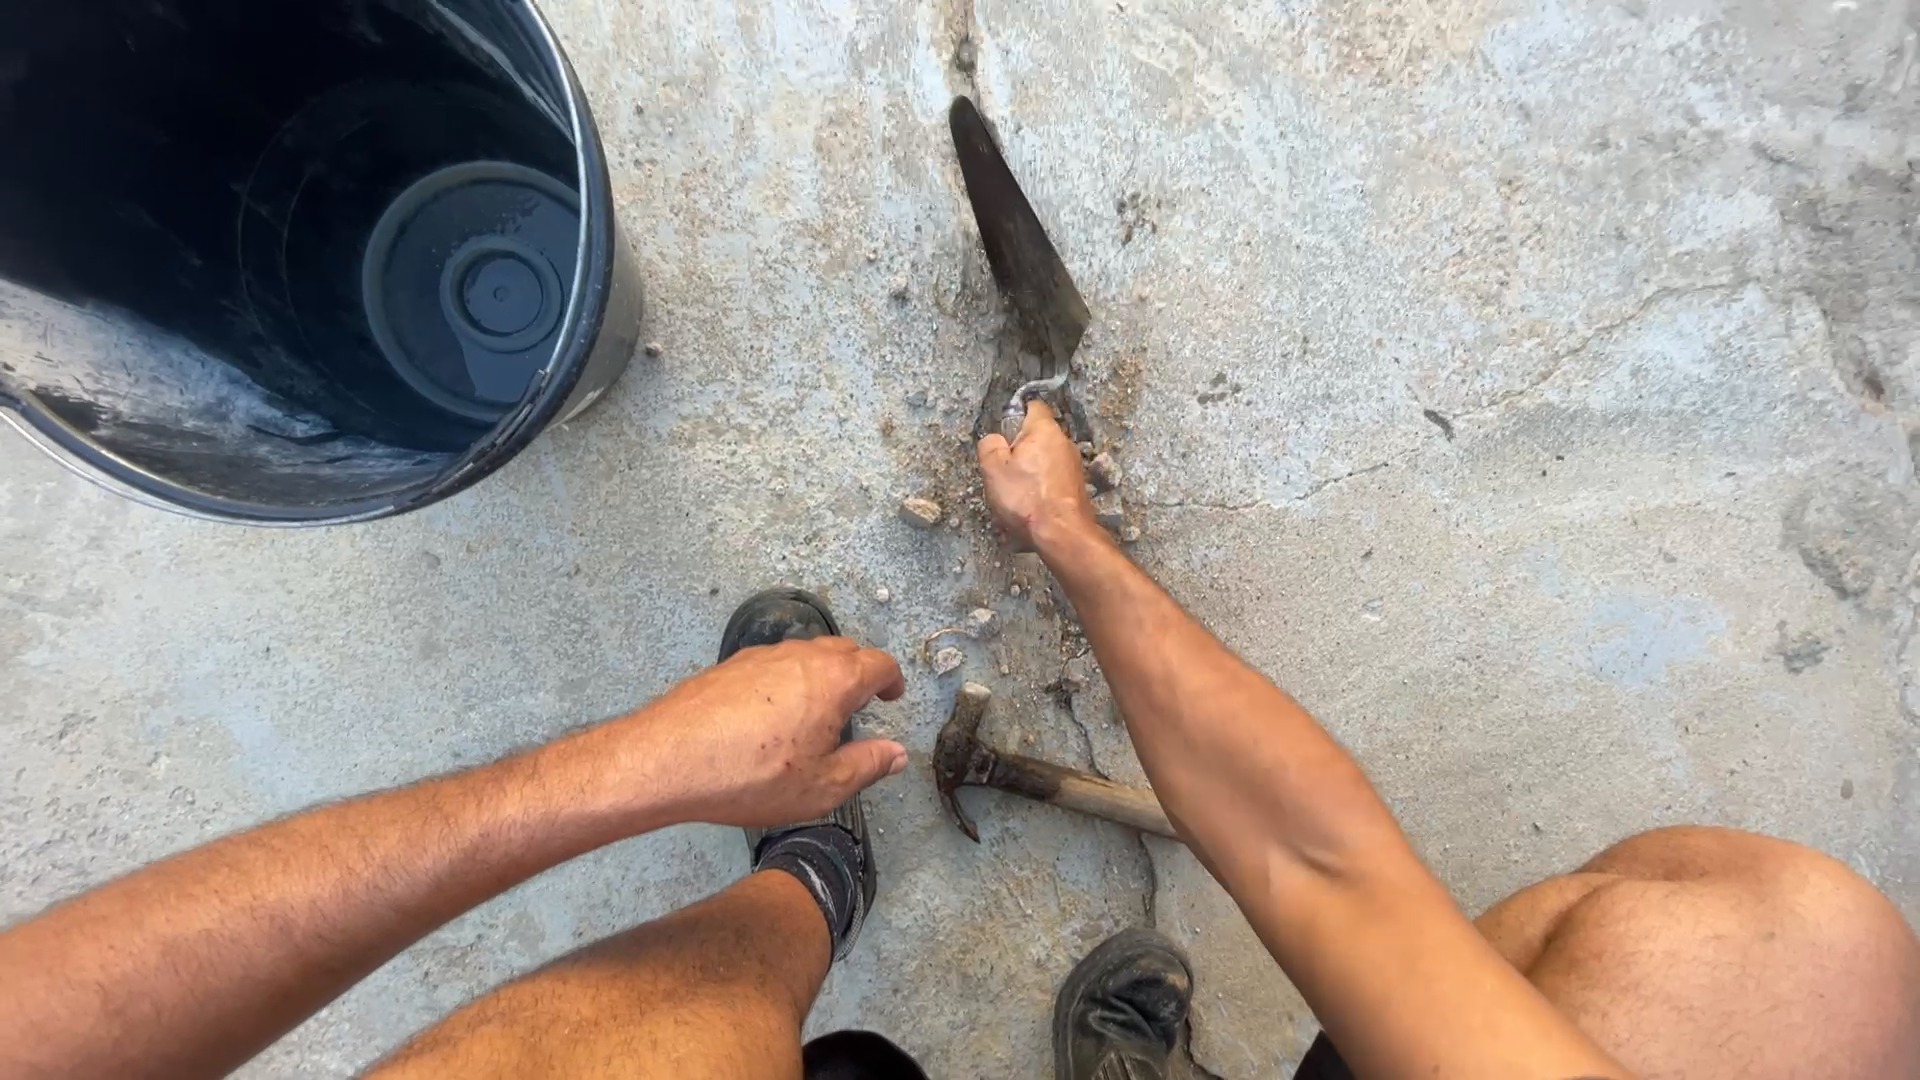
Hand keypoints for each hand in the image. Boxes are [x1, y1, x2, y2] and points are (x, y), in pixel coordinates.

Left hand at [560, 638, 908, 830]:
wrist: (668, 758)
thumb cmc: (753, 776)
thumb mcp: (822, 787)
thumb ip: (867, 765)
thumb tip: (897, 753)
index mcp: (835, 680)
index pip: (879, 664)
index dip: (892, 680)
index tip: (892, 696)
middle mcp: (803, 656)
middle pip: (845, 651)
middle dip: (860, 672)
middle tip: (861, 702)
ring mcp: (764, 656)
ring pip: (808, 653)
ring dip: (824, 673)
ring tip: (818, 709)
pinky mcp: (732, 665)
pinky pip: (775, 663)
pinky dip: (790, 678)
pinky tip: (772, 713)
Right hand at [977, 401, 1099, 553]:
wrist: (1061, 533)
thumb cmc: (1027, 499)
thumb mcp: (992, 468)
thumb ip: (989, 446)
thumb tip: (994, 440)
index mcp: (1044, 430)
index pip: (1032, 406)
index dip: (1014, 416)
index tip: (1003, 436)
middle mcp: (1064, 442)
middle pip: (1036, 437)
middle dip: (1018, 451)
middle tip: (1005, 472)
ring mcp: (1072, 465)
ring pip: (1042, 461)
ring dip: (1028, 473)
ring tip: (1016, 495)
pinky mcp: (1075, 486)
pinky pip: (1050, 480)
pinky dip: (1039, 489)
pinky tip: (1029, 507)